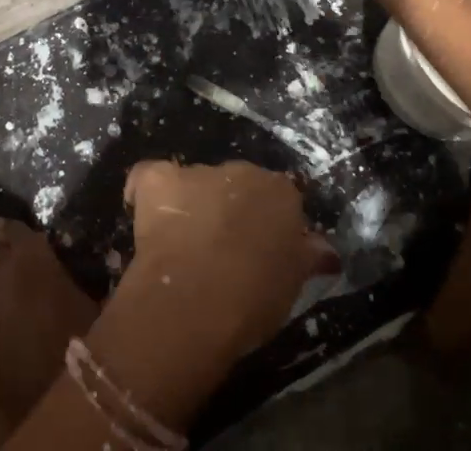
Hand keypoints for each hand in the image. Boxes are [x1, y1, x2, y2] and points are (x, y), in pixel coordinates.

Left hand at [124, 160, 336, 353]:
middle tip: (224, 250)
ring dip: (194, 204)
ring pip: (197, 183)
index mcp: (282, 193)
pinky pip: (151, 177)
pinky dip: (147, 193)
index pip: (282, 199)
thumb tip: (324, 250)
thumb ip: (308, 256)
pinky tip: (146, 215)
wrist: (195, 298)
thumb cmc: (255, 297)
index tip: (262, 253)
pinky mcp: (157, 179)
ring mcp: (197, 172)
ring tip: (184, 245)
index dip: (269, 226)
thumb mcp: (294, 282)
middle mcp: (242, 171)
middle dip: (232, 210)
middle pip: (238, 186)